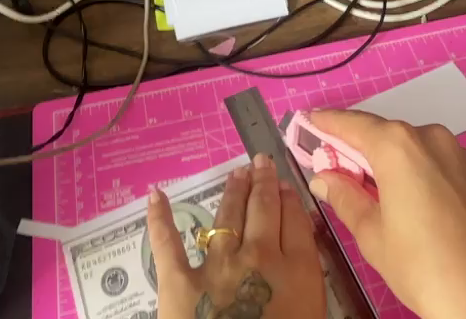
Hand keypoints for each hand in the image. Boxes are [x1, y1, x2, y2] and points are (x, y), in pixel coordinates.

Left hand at [150, 154, 325, 318]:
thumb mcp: (311, 317)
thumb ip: (307, 285)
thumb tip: (302, 257)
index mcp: (298, 272)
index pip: (296, 220)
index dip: (291, 198)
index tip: (286, 184)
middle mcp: (260, 256)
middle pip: (264, 208)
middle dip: (263, 182)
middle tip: (260, 162)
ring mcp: (217, 266)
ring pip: (227, 215)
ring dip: (232, 190)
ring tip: (236, 173)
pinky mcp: (178, 283)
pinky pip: (167, 245)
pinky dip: (158, 218)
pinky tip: (154, 195)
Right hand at [308, 110, 465, 318]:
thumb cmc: (422, 266)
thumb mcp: (372, 234)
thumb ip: (344, 196)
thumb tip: (324, 176)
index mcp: (397, 144)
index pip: (350, 123)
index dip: (324, 123)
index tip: (305, 123)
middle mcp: (427, 135)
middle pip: (379, 133)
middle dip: (354, 147)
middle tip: (330, 166)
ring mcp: (455, 152)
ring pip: (407, 146)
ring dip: (383, 159)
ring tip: (365, 188)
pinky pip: (429, 160)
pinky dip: (409, 169)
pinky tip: (400, 197)